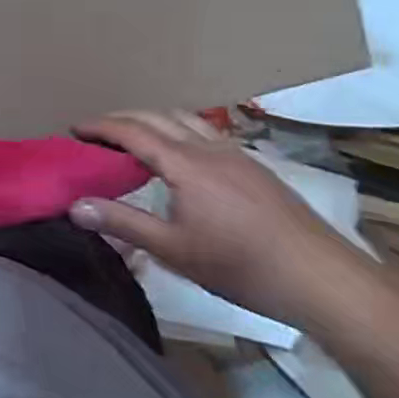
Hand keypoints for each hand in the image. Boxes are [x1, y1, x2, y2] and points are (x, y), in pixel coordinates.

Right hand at [68, 109, 375, 327]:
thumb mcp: (174, 250)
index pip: (132, 131)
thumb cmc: (242, 266)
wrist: (325, 281)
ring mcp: (238, 155)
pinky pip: (207, 132)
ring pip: (186, 119)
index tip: (73, 130)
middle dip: (122, 118)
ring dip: (153, 119)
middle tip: (96, 133)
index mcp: (186, 164)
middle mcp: (210, 149)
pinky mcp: (256, 168)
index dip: (100, 127)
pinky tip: (182, 157)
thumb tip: (74, 206)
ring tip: (135, 138)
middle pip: (157, 116)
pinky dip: (179, 130)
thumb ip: (122, 223)